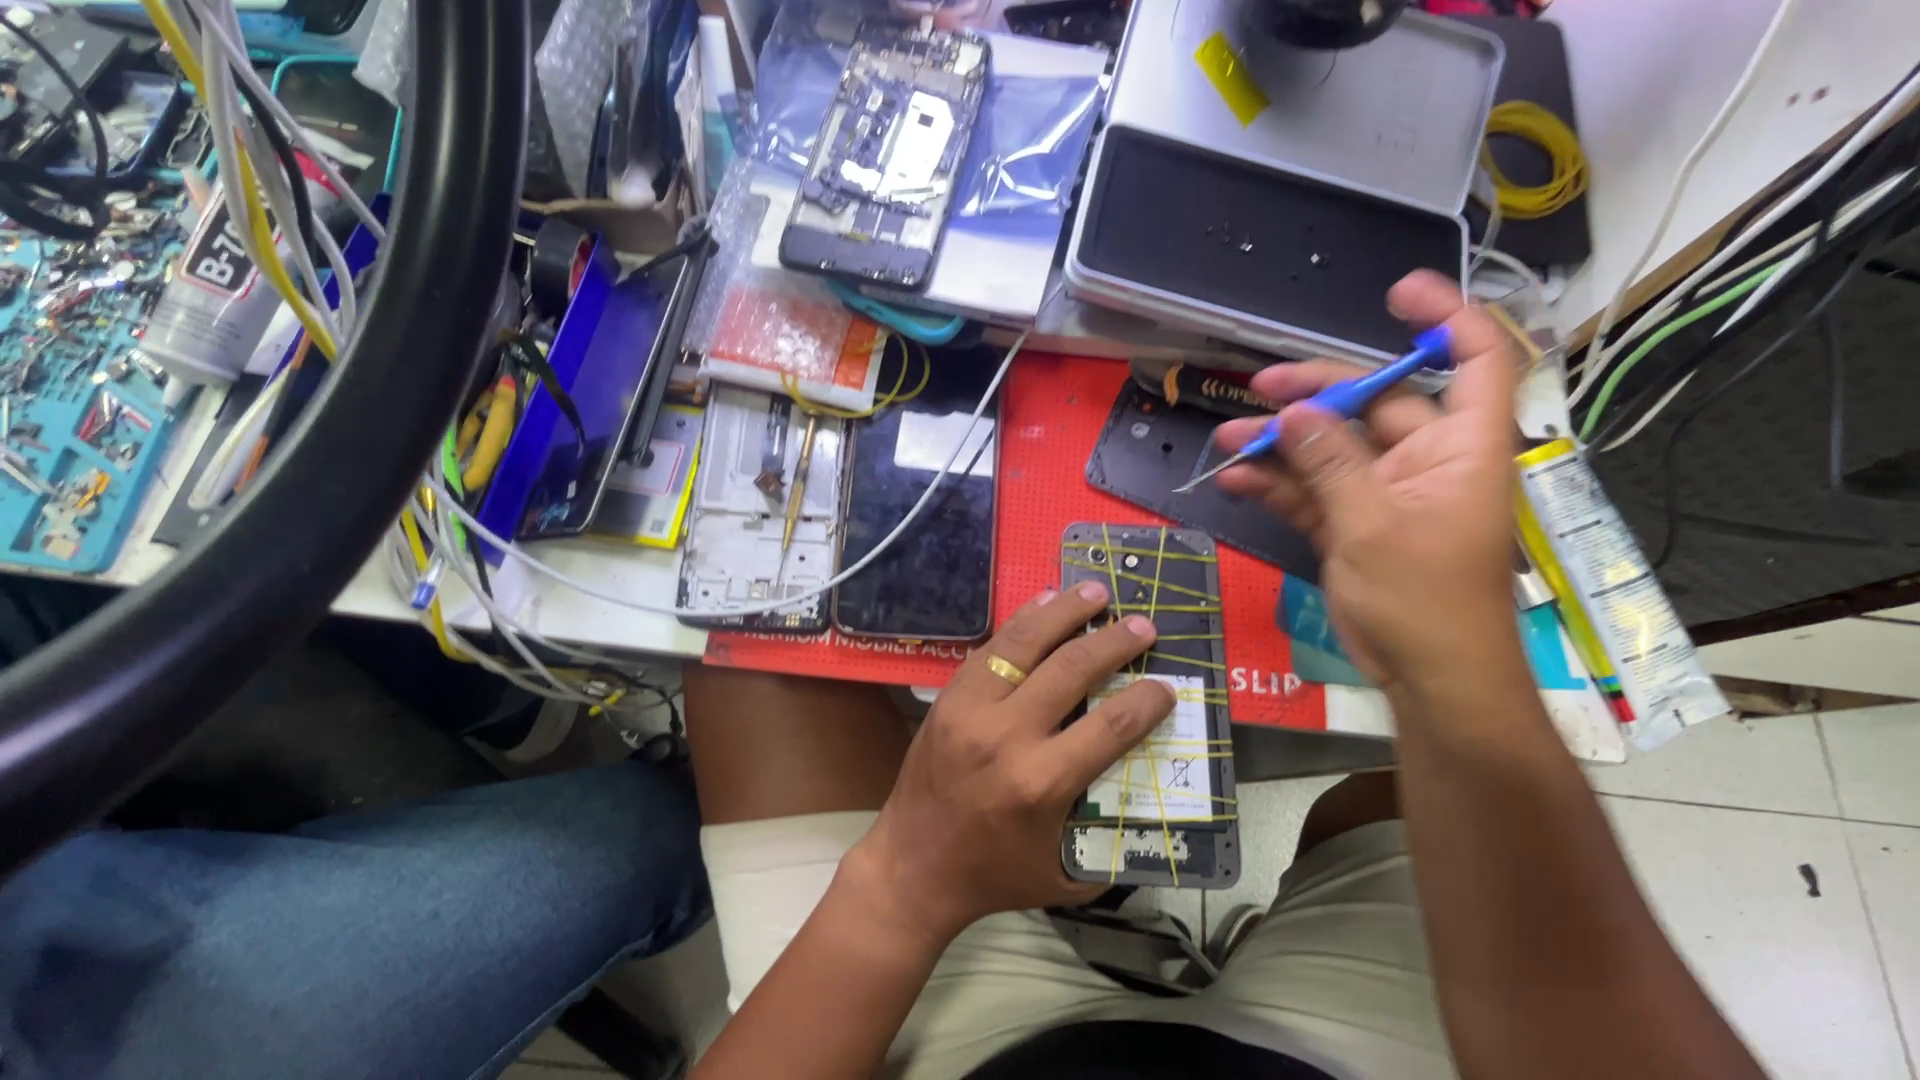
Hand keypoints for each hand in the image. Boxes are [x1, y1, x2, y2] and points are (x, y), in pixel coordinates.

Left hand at [842, 583, 1175, 946]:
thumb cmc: (994, 875)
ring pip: (1024, 644)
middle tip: (1144, 626)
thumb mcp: (1064, 874)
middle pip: (1071, 670)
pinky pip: (990, 650)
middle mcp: (1006, 737)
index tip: (1167, 686)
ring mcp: (971, 711)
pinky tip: (1044, 605)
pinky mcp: (948, 700)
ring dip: (1064, 612)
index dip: (1146, 700)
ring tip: (1096, 592)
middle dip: (1114, 642)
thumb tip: (1152, 804)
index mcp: (1041, 782)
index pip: (1110, 725)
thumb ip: (1112, 842)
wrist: (912, 868)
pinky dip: (1021, 623)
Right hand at [1213, 270, 1520, 687]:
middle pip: (1374, 404)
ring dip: (1281, 444)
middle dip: (1315, 394)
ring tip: (1228, 438)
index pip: (1475, 359)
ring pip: (1331, 450)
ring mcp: (1386, 494)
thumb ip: (1331, 463)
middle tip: (1261, 387)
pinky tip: (1235, 480)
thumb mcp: (1372, 524)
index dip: (1445, 316)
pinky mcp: (1354, 526)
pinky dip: (1277, 486)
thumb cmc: (1425, 598)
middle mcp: (1426, 459)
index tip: (1395, 293)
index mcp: (1462, 446)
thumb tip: (1294, 412)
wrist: (1428, 678)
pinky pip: (1312, 492)